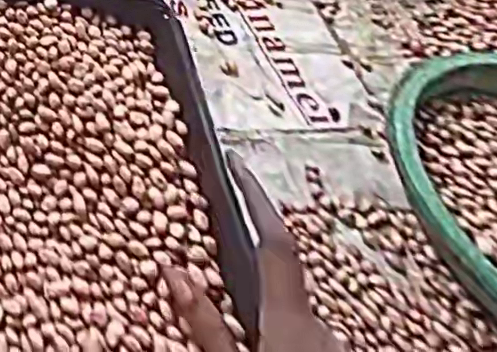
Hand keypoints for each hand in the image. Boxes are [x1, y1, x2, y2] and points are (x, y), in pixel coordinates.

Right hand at [166, 153, 346, 351]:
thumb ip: (205, 325)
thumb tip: (170, 265)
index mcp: (293, 321)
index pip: (275, 242)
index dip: (257, 198)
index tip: (236, 163)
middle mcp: (326, 332)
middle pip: (284, 287)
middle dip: (253, 283)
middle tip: (222, 298)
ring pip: (299, 323)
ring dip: (272, 323)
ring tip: (245, 339)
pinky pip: (310, 343)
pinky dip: (286, 342)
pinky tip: (269, 348)